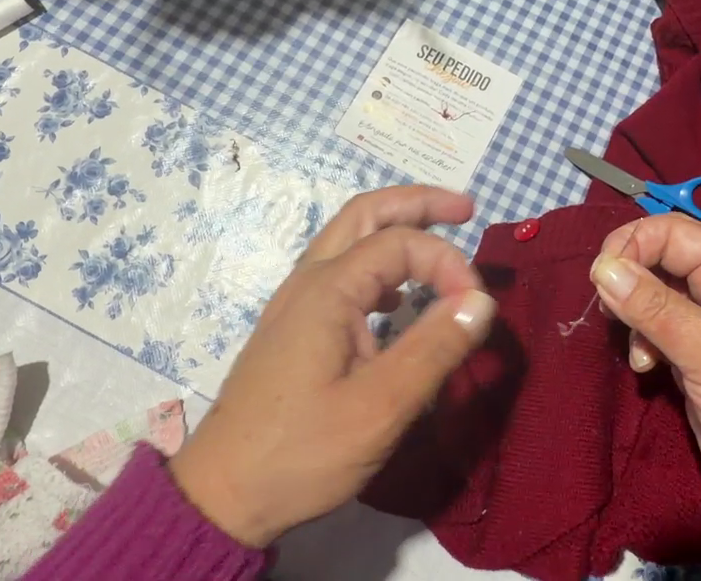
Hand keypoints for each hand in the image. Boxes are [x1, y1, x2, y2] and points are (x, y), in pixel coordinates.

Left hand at [169, 186, 497, 546]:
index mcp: (328, 289)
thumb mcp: (380, 408)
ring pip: (349, 237)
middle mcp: (309, 280)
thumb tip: (481, 299)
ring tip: (439, 235)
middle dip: (418, 202)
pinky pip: (341, 270)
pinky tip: (399, 298)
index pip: (401, 243)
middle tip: (466, 208)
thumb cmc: (301, 453)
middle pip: (366, 213)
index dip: (448, 262)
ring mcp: (296, 301)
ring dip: (396, 227)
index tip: (476, 307)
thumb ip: (434, 348)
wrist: (219, 497)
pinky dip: (378, 262)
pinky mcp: (294, 327)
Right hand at [590, 215, 700, 579]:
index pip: (672, 232)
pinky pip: (658, 335)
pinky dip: (644, 346)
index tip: (601, 274)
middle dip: (629, 280)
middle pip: (659, 261)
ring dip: (634, 319)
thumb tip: (603, 268)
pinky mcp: (697, 362)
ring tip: (638, 352)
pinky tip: (645, 369)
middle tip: (608, 311)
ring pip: (653, 299)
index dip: (633, 242)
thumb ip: (655, 309)